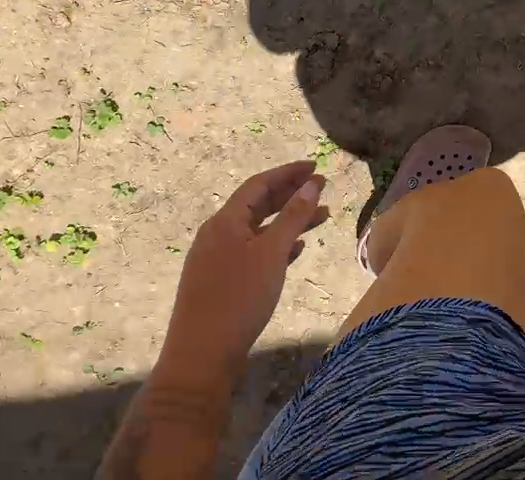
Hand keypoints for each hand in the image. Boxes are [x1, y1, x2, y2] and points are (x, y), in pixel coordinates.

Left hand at [160, 161, 329, 382]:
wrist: (201, 358)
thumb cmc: (238, 298)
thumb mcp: (272, 253)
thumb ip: (293, 216)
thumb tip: (312, 184)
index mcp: (224, 222)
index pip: (259, 185)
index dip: (288, 173)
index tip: (315, 166)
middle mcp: (218, 235)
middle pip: (258, 204)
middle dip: (291, 194)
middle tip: (323, 186)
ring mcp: (218, 259)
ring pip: (260, 229)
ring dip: (290, 220)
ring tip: (323, 216)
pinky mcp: (222, 281)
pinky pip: (255, 250)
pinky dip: (278, 244)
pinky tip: (299, 248)